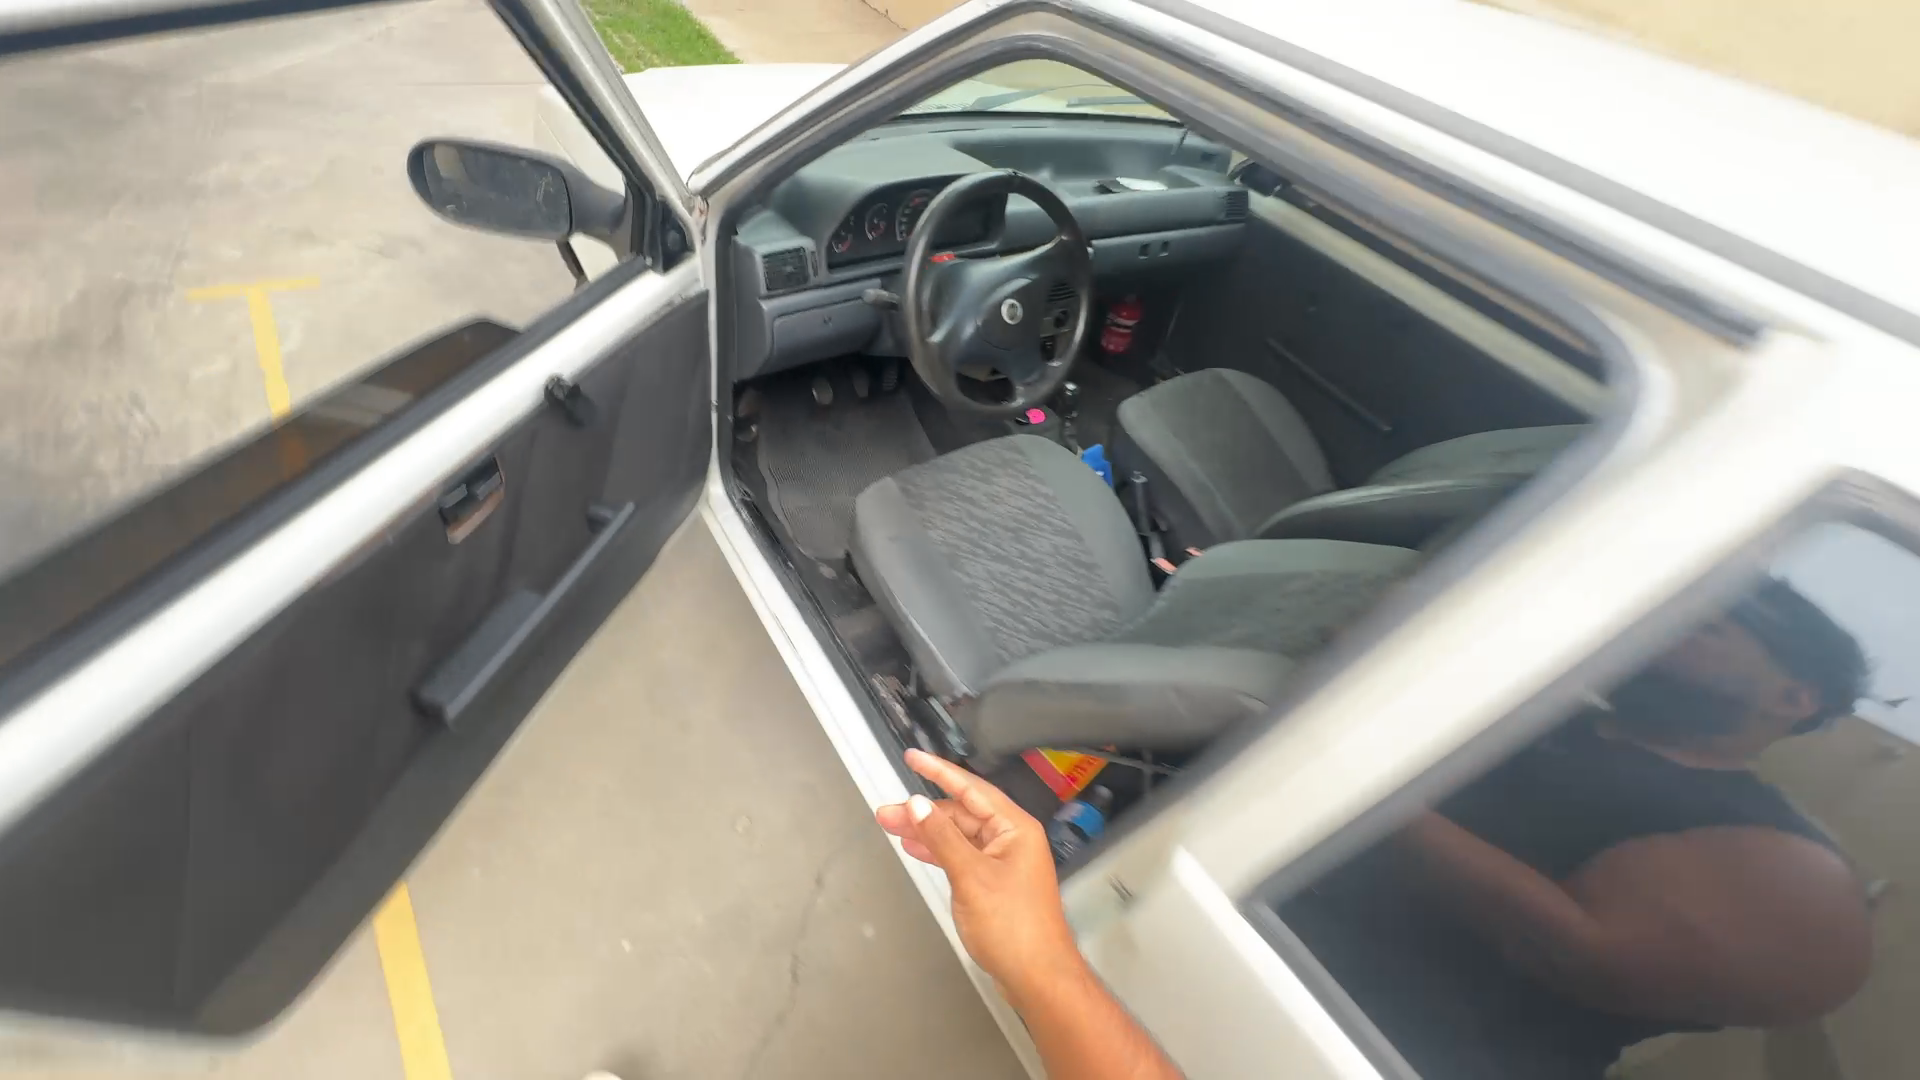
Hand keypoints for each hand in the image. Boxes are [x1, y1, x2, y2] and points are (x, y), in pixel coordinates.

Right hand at [875, 749, 1080, 997]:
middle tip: (888, 812)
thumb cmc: (1013, 927)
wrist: (1039, 978)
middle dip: (924, 810)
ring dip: (928, 831)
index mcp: (1014, 827)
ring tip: (893, 827)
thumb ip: (942, 837)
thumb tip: (918, 804)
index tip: (914, 757)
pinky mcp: (995, 882)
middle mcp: (1011, 838)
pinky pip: (963, 854)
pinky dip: (940, 851)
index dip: (939, 770)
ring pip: (959, 834)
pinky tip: (918, 849)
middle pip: (962, 812)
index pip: (971, 788)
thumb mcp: (970, 876)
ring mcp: (1004, 860)